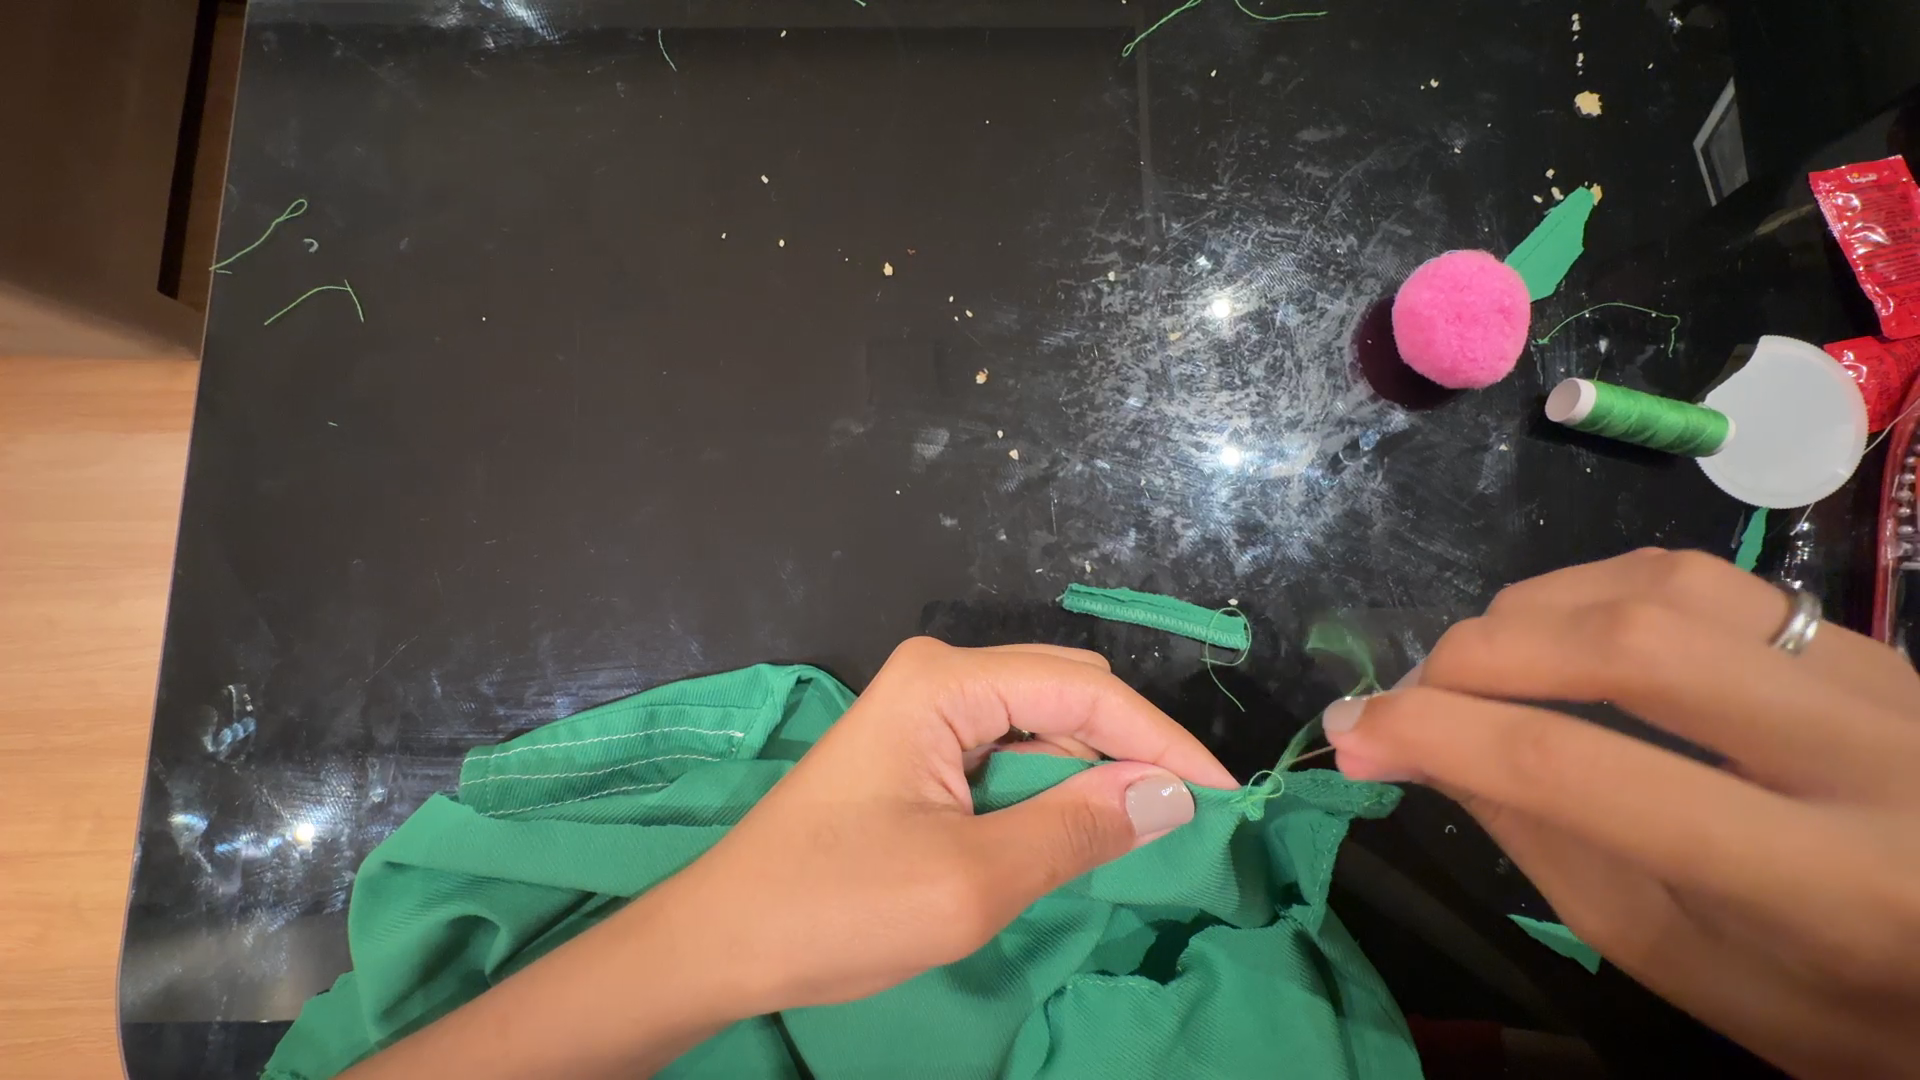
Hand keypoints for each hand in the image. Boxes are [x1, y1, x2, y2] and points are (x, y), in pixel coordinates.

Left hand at [343, 639, 1234, 1079]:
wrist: (724, 938)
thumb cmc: (838, 907)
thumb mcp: (973, 880)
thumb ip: (1077, 828)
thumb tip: (1169, 794)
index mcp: (946, 680)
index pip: (1083, 692)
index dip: (1159, 740)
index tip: (1223, 796)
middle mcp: (939, 672)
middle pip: (1066, 693)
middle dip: (1130, 749)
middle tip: (1185, 819)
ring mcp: (926, 704)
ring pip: (1042, 720)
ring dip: (1092, 768)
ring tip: (1142, 828)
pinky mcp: (920, 740)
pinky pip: (1010, 746)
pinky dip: (1052, 782)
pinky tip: (1075, 822)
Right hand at [1320, 549, 1919, 1078]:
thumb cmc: (1825, 998)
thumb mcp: (1665, 952)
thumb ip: (1532, 834)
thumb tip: (1405, 740)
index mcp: (1828, 887)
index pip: (1577, 770)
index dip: (1437, 732)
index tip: (1350, 730)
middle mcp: (1878, 762)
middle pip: (1620, 649)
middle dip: (1471, 661)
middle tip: (1408, 697)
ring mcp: (1885, 683)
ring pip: (1655, 590)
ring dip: (1522, 615)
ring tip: (1478, 664)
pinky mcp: (1866, 640)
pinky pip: (1698, 574)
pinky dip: (1585, 588)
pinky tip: (1554, 628)